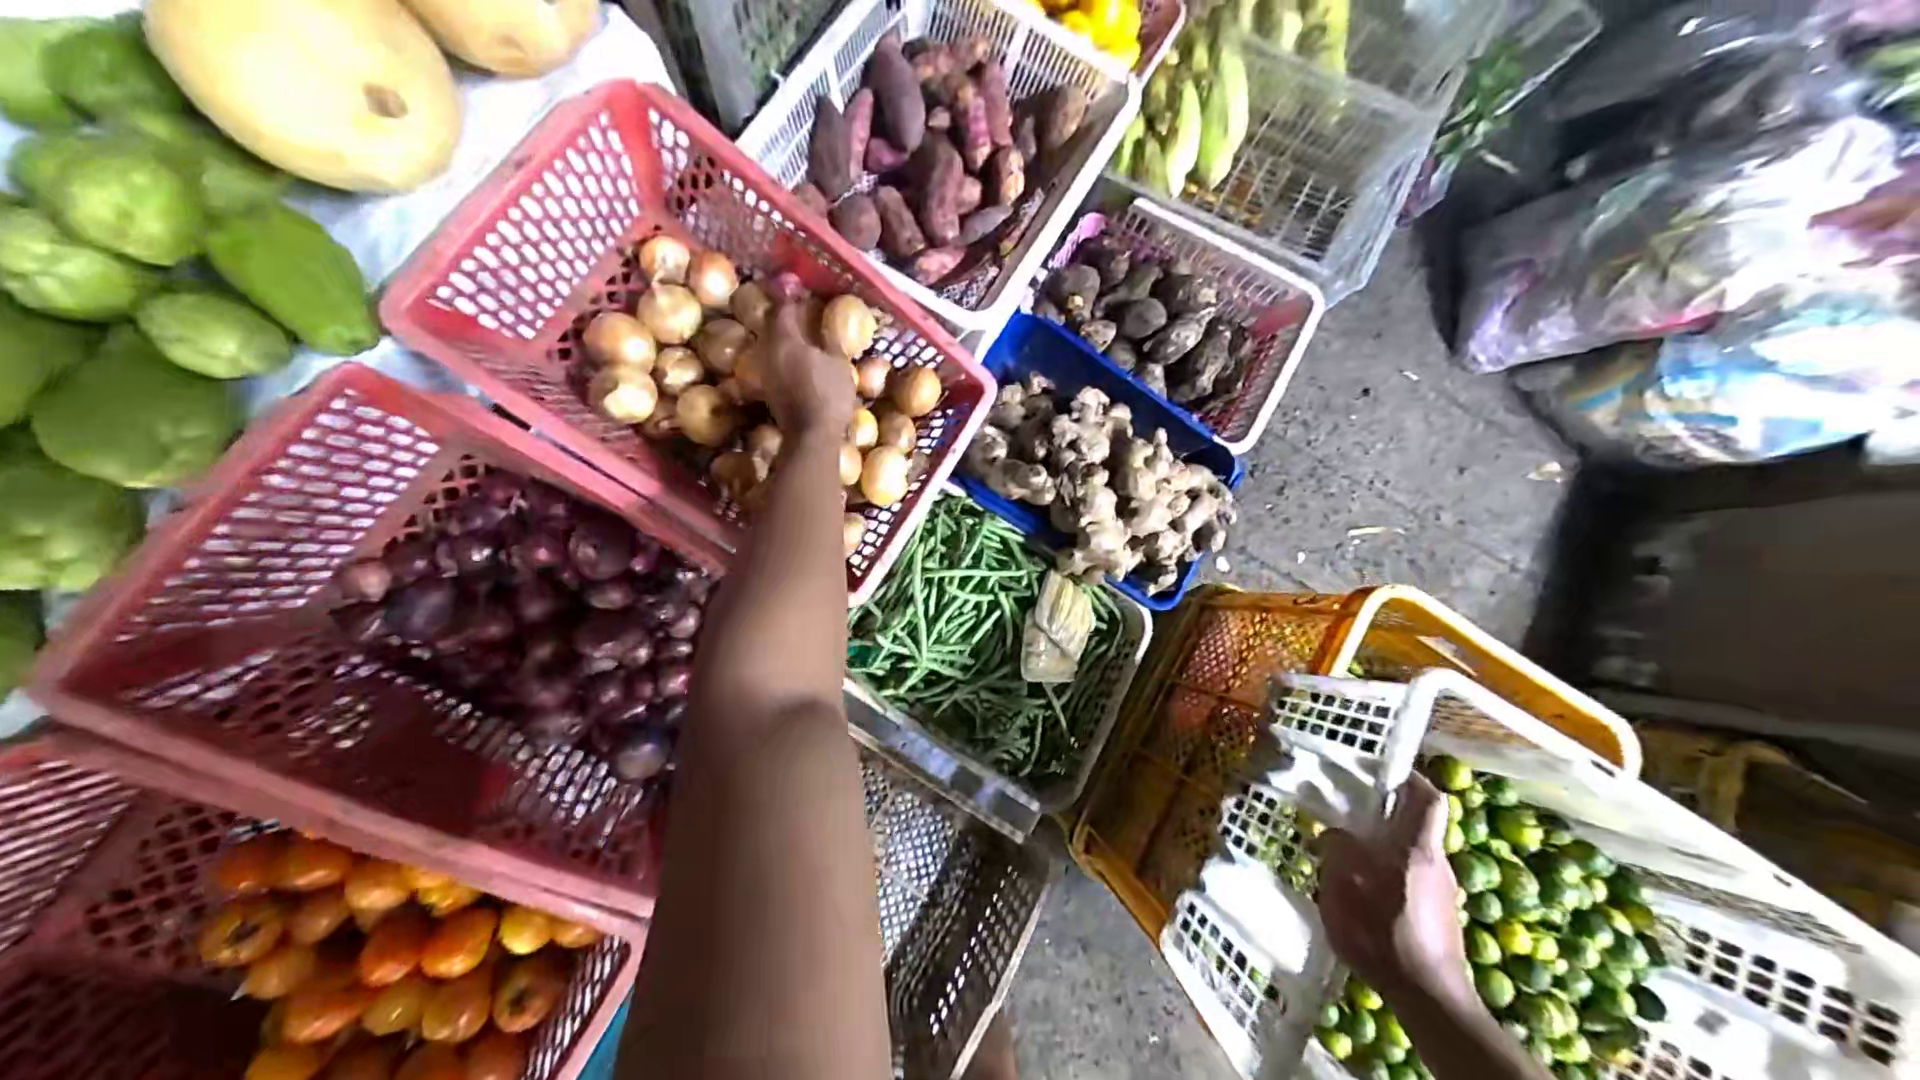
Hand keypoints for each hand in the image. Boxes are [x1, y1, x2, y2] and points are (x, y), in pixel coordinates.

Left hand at [762, 301, 856, 438]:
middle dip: (788, 316)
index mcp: (784, 339)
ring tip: (805, 336)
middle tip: (806, 313)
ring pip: (772, 343)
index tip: (807, 294)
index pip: (784, 308)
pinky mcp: (768, 388)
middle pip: (773, 324)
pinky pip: (775, 360)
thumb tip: (827, 324)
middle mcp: (768, 351)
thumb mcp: (839, 363)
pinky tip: (801, 359)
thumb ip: (830, 339)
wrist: (811, 436)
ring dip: (786, 337)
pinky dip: (786, 354)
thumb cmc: (829, 395)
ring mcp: (765, 370)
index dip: (795, 298)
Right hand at [1316, 774, 1473, 1008]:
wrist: (1427, 996)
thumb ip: (1337, 848)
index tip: (1383, 767)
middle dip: (1382, 814)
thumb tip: (1335, 834)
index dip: (1410, 777)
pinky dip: (1384, 875)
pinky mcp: (1436, 917)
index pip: (1428, 797)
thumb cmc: (1382, 929)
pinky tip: (1358, 891)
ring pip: (1407, 853)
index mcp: (1417, 847)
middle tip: (1345, 808)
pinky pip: (1407, 879)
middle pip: (1413, 824)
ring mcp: (1441, 893)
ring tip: (1343, 850)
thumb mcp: (1343, 882)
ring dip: (1380, 847)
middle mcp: (1436, 863)